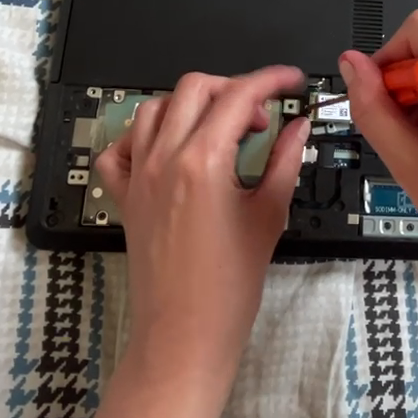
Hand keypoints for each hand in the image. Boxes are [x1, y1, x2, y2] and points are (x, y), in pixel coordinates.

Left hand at [74, 67, 309, 417]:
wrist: (184, 337)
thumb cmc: (227, 287)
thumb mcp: (269, 215)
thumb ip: (285, 160)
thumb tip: (298, 127)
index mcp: (203, 161)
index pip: (238, 95)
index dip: (270, 80)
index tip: (290, 80)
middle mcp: (164, 159)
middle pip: (195, 88)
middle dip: (234, 89)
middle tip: (260, 116)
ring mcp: (139, 176)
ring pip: (155, 107)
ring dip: (191, 105)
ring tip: (219, 129)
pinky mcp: (124, 197)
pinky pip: (120, 148)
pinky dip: (142, 136)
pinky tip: (169, 148)